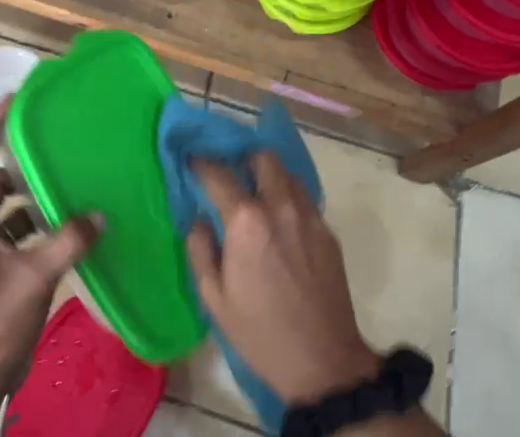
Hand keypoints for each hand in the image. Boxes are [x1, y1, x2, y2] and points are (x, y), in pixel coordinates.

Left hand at [0, 101, 100, 429]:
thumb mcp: (35, 275)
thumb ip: (69, 240)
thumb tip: (100, 214)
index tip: (16, 97)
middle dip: (24, 163)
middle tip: (57, 144)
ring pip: (9, 206)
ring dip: (35, 196)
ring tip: (70, 181)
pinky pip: (19, 230)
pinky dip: (41, 223)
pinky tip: (71, 223)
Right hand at [185, 153, 379, 404]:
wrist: (322, 361)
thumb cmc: (259, 332)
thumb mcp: (213, 297)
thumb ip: (199, 248)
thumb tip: (199, 219)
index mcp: (246, 221)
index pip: (218, 173)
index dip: (201, 163)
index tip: (192, 161)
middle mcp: (280, 207)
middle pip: (262, 158)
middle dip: (242, 158)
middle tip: (230, 173)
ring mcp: (309, 217)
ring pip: (288, 174)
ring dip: (269, 176)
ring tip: (256, 194)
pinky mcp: (328, 232)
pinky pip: (305, 199)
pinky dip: (288, 198)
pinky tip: (279, 221)